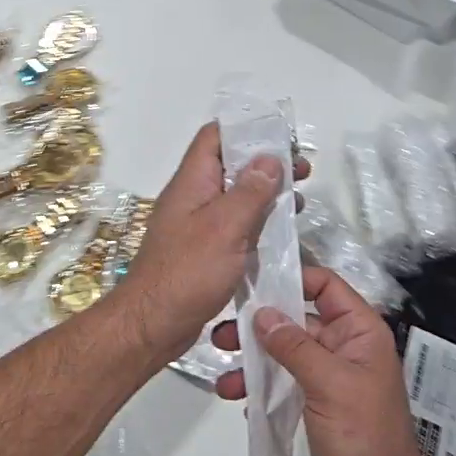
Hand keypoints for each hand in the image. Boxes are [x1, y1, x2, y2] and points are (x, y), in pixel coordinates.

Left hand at [108, 122, 306, 363]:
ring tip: (298, 203)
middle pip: (231, 165)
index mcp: (193, 181)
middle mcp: (193, 197)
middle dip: (266, 165)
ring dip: (266, 196)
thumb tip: (270, 158)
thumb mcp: (225, 227)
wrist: (152, 325)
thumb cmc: (188, 272)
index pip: (215, 136)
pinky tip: (280, 236)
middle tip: (302, 173)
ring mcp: (197, 225)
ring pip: (235, 198)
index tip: (283, 139)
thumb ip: (250, 192)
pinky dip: (258, 224)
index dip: (247, 130)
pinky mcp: (205, 251)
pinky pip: (235, 227)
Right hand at [212, 265, 443, 455]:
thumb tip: (261, 314)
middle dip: (259, 325)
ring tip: (221, 375)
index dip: (293, 279)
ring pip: (284, 352)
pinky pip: (282, 381)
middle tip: (221, 335)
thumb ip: (296, 347)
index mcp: (359, 332)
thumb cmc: (365, 436)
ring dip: (253, 360)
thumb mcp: (331, 385)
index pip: (325, 286)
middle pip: (296, 319)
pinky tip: (237, 399)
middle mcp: (343, 346)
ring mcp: (327, 375)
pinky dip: (259, 386)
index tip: (252, 282)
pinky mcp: (313, 401)